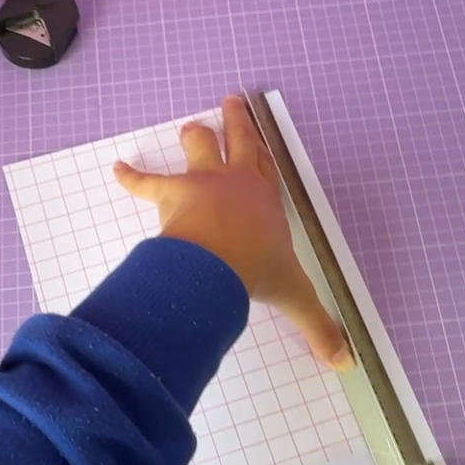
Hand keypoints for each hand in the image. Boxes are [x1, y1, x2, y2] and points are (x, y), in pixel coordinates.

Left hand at [113, 96, 352, 369]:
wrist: (221, 260)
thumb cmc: (260, 270)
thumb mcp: (295, 297)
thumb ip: (318, 328)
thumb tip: (345, 363)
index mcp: (267, 200)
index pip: (268, 169)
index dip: (263, 151)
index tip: (260, 134)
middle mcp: (239, 181)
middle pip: (239, 142)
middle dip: (236, 122)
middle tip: (231, 101)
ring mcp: (204, 182)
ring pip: (199, 148)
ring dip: (195, 136)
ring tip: (189, 125)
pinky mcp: (172, 193)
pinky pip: (147, 181)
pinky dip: (132, 176)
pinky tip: (118, 169)